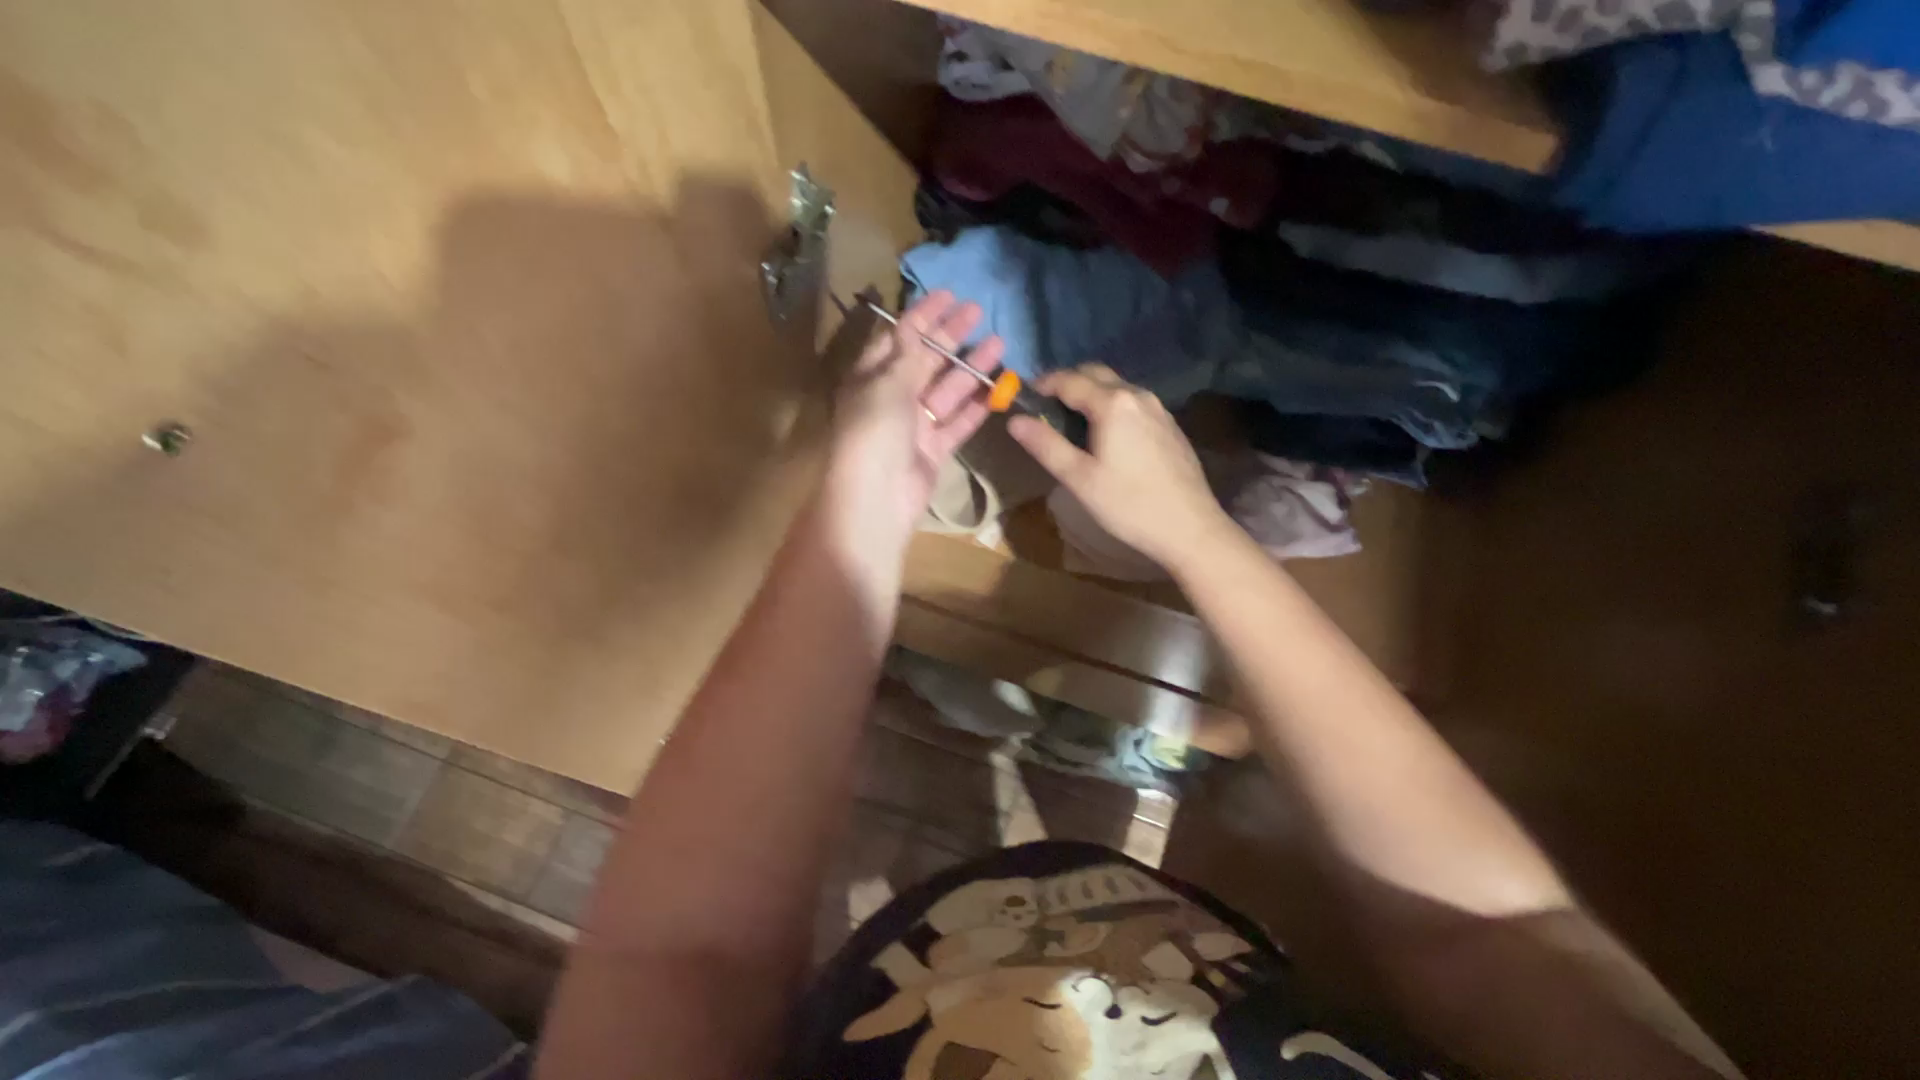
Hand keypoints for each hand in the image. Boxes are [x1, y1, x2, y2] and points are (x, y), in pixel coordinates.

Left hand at [817, 291, 1002, 566]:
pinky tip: (998, 386)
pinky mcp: (932, 450)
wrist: (876, 498)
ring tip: (999, 343)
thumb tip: (909, 323)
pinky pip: (957, 422)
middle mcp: (890, 398)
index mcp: (869, 378)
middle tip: (979, 312)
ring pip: (946, 390)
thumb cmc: (873, 433)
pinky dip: (977, 405)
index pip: (897, 338)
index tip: (948, 294)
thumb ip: (905, 354)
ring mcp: (913, 426)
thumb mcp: (886, 384)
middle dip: (951, 336)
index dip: (921, 316)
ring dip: (971, 367)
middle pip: (924, 360)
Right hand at [1007, 364, 1236, 571]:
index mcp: (1112, 403)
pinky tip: (1105, 435)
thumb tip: (1014, 419)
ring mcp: (1158, 408)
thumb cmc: (1128, 505)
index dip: (1042, 385)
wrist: (1190, 527)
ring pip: (1116, 386)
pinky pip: (1133, 402)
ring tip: (1070, 421)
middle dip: (1066, 382)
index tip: (1022, 398)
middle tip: (1044, 407)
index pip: (1068, 380)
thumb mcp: (1079, 478)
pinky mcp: (1170, 425)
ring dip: (1090, 393)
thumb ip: (1045, 445)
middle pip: (1095, 373)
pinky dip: (1111, 405)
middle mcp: (1137, 395)